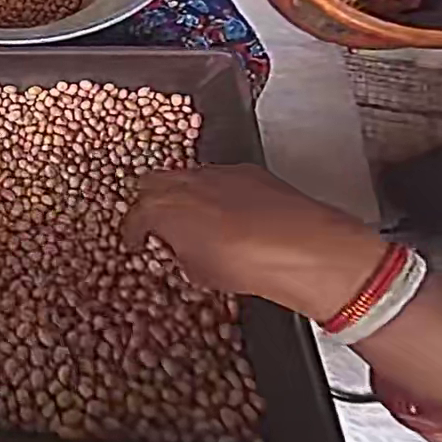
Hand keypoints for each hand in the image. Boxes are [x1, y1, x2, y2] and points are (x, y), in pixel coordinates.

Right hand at [121, 164, 387, 319]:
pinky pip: (218, 177)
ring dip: (184, 194)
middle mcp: (183, 182)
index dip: (132, 232)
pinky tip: (231, 213)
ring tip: (197, 219)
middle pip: (150, 184)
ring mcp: (216, 173)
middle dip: (150, 202)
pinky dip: (216, 191)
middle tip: (158, 224)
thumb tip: (179, 247)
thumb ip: (177, 251)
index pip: (133, 217)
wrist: (308, 252)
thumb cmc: (247, 265)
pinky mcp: (247, 171)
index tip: (136, 242)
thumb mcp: (197, 271)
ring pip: (185, 176)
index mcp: (160, 208)